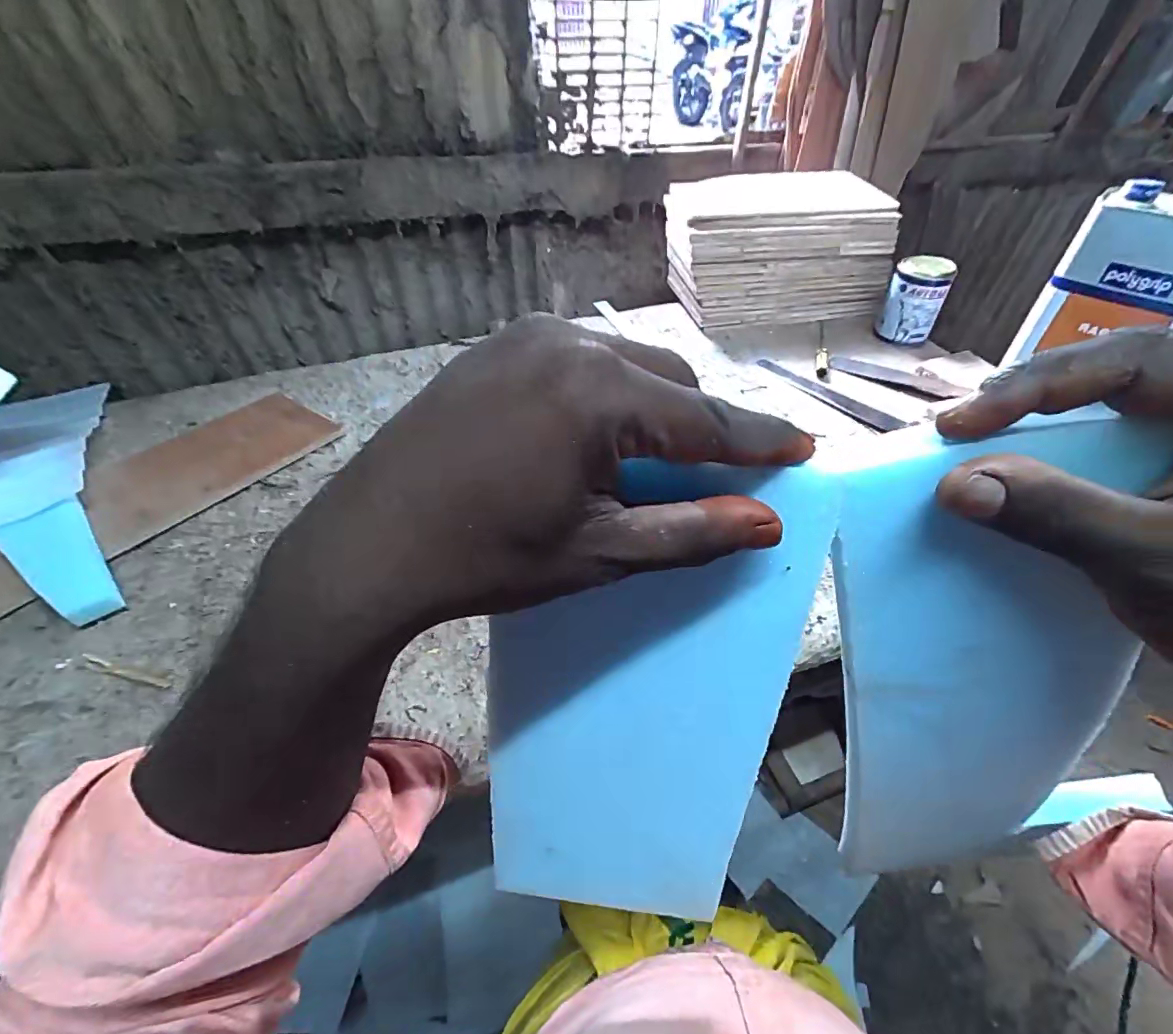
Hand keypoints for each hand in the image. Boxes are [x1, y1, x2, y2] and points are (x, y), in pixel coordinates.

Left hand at [136, 315, 813, 852]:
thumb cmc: (488, 559)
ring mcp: (527, 335)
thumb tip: (767, 522)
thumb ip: (691, 533)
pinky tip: (597, 434)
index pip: (706, 419)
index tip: (807, 446)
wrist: (366, 546)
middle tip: (725, 471)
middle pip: (672, 381)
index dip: (762, 439)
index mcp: (599, 395)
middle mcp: (570, 343)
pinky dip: (612, 392)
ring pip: (630, 364)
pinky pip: (583, 359)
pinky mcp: (498, 344)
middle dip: (704, 426)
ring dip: (658, 407)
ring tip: (657, 459)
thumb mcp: (600, 554)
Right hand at [934, 330, 1172, 916]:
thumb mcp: (1156, 564)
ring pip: (1135, 392)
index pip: (1141, 360)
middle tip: (966, 423)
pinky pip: (1146, 422)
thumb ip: (1056, 514)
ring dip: (1058, 415)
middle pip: (1136, 366)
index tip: (960, 421)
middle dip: (1042, 395)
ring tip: (990, 430)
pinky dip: (1086, 440)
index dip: (1037, 386)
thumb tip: (953, 484)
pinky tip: (1046, 451)